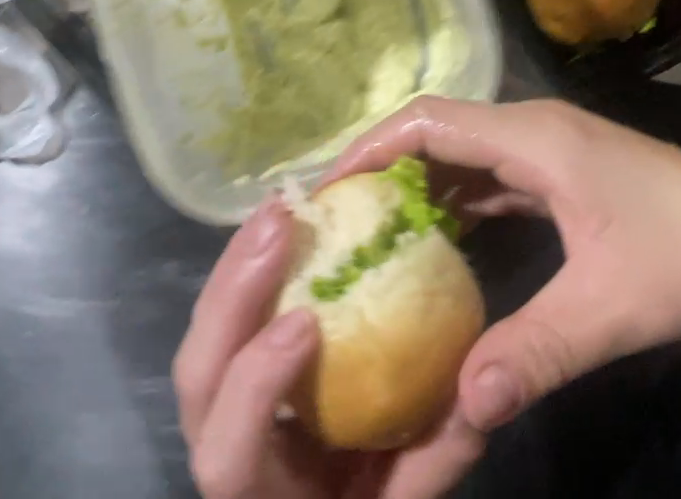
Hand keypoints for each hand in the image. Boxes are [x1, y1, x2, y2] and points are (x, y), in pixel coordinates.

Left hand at [173, 202, 486, 498]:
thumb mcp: (398, 498)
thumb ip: (436, 455)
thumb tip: (483, 393)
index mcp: (249, 492)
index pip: (229, 452)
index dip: (257, 385)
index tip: (306, 322)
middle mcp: (213, 442)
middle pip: (197, 372)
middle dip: (233, 293)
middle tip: (281, 226)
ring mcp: (211, 402)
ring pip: (200, 334)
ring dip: (236, 266)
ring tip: (278, 210)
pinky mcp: (224, 365)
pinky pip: (223, 313)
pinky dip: (246, 265)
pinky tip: (280, 224)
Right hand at [329, 98, 680, 433]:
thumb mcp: (614, 309)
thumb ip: (537, 351)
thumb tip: (462, 405)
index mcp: (533, 139)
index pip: (429, 122)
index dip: (370, 149)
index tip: (328, 194)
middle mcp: (530, 130)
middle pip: (435, 132)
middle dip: (381, 169)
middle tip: (337, 222)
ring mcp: (546, 150)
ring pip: (459, 155)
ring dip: (414, 187)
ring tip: (369, 234)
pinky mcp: (560, 173)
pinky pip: (486, 177)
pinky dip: (451, 203)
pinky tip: (432, 244)